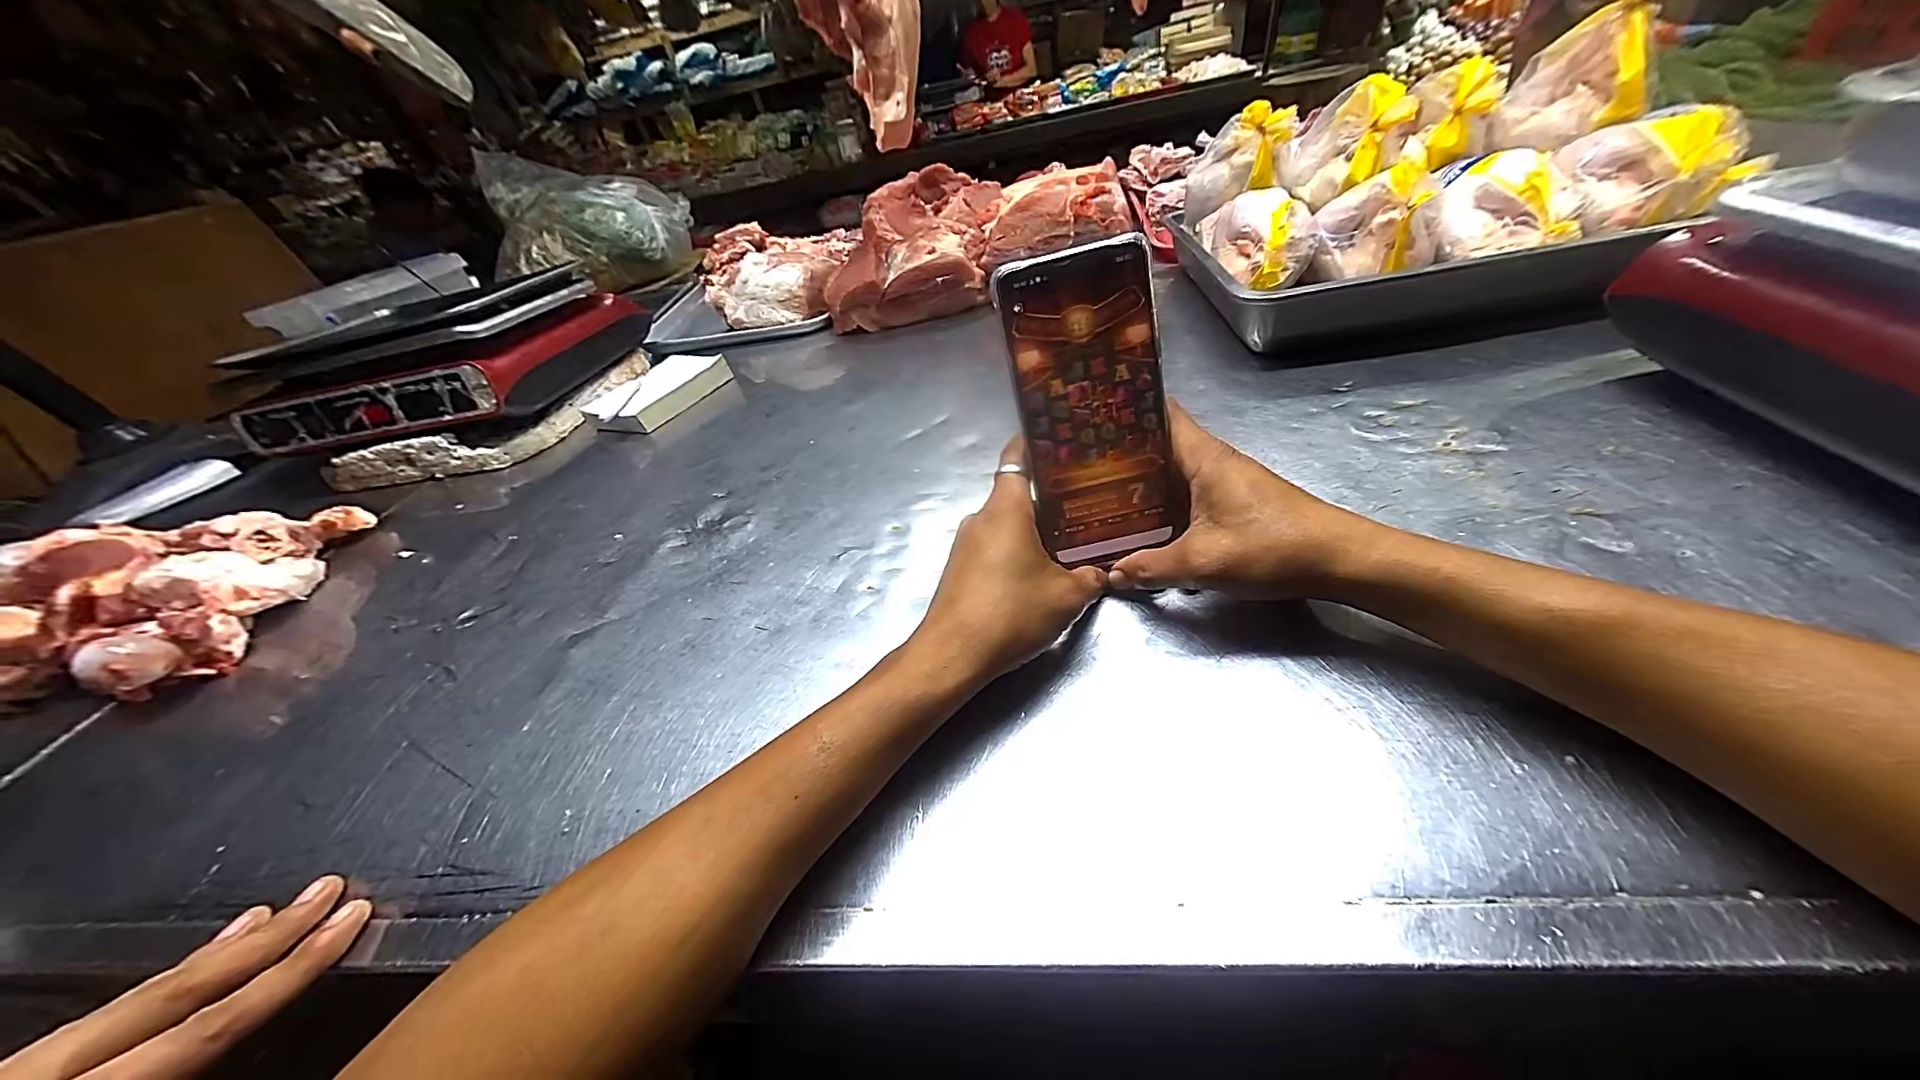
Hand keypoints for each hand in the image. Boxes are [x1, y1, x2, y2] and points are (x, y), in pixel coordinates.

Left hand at [1, 876, 370, 1079]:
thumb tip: (230, 1047)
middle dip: (265, 942)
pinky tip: (180, 973)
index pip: (207, 1030)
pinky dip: (151, 992)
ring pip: (124, 1007)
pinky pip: (89, 1028)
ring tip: (272, 913)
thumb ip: (153, 1076)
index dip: (290, 971)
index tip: (353, 918)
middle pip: (169, 999)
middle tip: (330, 889)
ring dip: (211, 959)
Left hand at [914, 436, 1107, 675]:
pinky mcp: (959, 569)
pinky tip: (1037, 573)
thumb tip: (1103, 573)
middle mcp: (980, 518)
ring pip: (1005, 525)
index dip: (1035, 446)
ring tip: (1067, 543)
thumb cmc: (1011, 612)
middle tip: (1083, 506)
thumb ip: (1090, 578)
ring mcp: (965, 545)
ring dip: (1032, 531)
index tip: (1057, 444)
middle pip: (1016, 495)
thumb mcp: (1066, 596)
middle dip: (1048, 500)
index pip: (1016, 459)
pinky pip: (993, 547)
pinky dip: (1015, 552)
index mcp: (1005, 509)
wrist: (954, 653)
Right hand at [1109, 400, 1389, 598]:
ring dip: (1137, 478)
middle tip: (1077, 459)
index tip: (1089, 410)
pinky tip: (1138, 519)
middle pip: (1157, 441)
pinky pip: (1183, 491)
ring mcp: (1222, 480)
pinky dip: (1158, 499)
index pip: (1161, 411)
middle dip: (1119, 448)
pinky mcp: (1230, 502)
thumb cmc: (1272, 548)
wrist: (1338, 560)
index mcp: (1203, 456)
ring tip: (1095, 489)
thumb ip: (1151, 567)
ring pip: (1169, 469)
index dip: (1125, 405)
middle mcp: (1211, 460)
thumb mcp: (1203, 563)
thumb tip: (1111, 573)